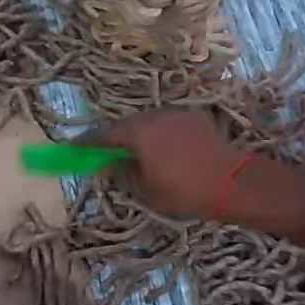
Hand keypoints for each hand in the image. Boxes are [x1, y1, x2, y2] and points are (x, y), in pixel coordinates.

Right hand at [100, 110, 241, 218]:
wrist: (231, 182)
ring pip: (149, 121)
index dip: (87, 143)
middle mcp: (154, 115)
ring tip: (138, 152)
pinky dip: (161, 133)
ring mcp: (177, 113)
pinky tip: (166, 148)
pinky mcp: (195, 116)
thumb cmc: (184, 191)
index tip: (73, 149)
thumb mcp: (146, 190)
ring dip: (140, 134)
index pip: (103, 135)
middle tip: (107, 152)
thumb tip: (108, 164)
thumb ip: (122, 173)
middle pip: (127, 124)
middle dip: (115, 138)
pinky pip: (169, 123)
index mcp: (138, 133)